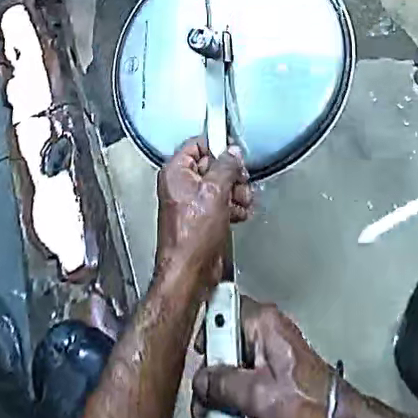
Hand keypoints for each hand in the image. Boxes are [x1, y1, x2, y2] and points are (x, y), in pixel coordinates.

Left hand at [154, 136, 251, 283]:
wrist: (191, 272)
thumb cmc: (192, 236)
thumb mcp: (215, 192)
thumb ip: (226, 167)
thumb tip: (232, 153)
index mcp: (175, 172)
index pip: (197, 145)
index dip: (217, 147)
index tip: (233, 154)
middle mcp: (180, 185)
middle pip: (211, 165)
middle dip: (231, 175)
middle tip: (240, 182)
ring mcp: (190, 202)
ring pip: (219, 185)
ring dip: (235, 192)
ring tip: (242, 201)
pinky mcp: (201, 218)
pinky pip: (220, 203)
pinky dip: (232, 206)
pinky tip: (239, 213)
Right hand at [189, 298, 334, 417]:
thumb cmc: (310, 407)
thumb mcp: (256, 396)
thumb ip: (221, 384)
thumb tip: (200, 380)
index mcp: (263, 321)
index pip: (221, 305)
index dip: (204, 329)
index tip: (199, 355)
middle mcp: (267, 327)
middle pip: (223, 336)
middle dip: (211, 368)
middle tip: (204, 394)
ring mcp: (272, 347)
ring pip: (232, 357)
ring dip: (221, 385)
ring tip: (218, 412)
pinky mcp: (275, 366)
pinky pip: (245, 370)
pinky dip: (236, 390)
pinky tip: (233, 412)